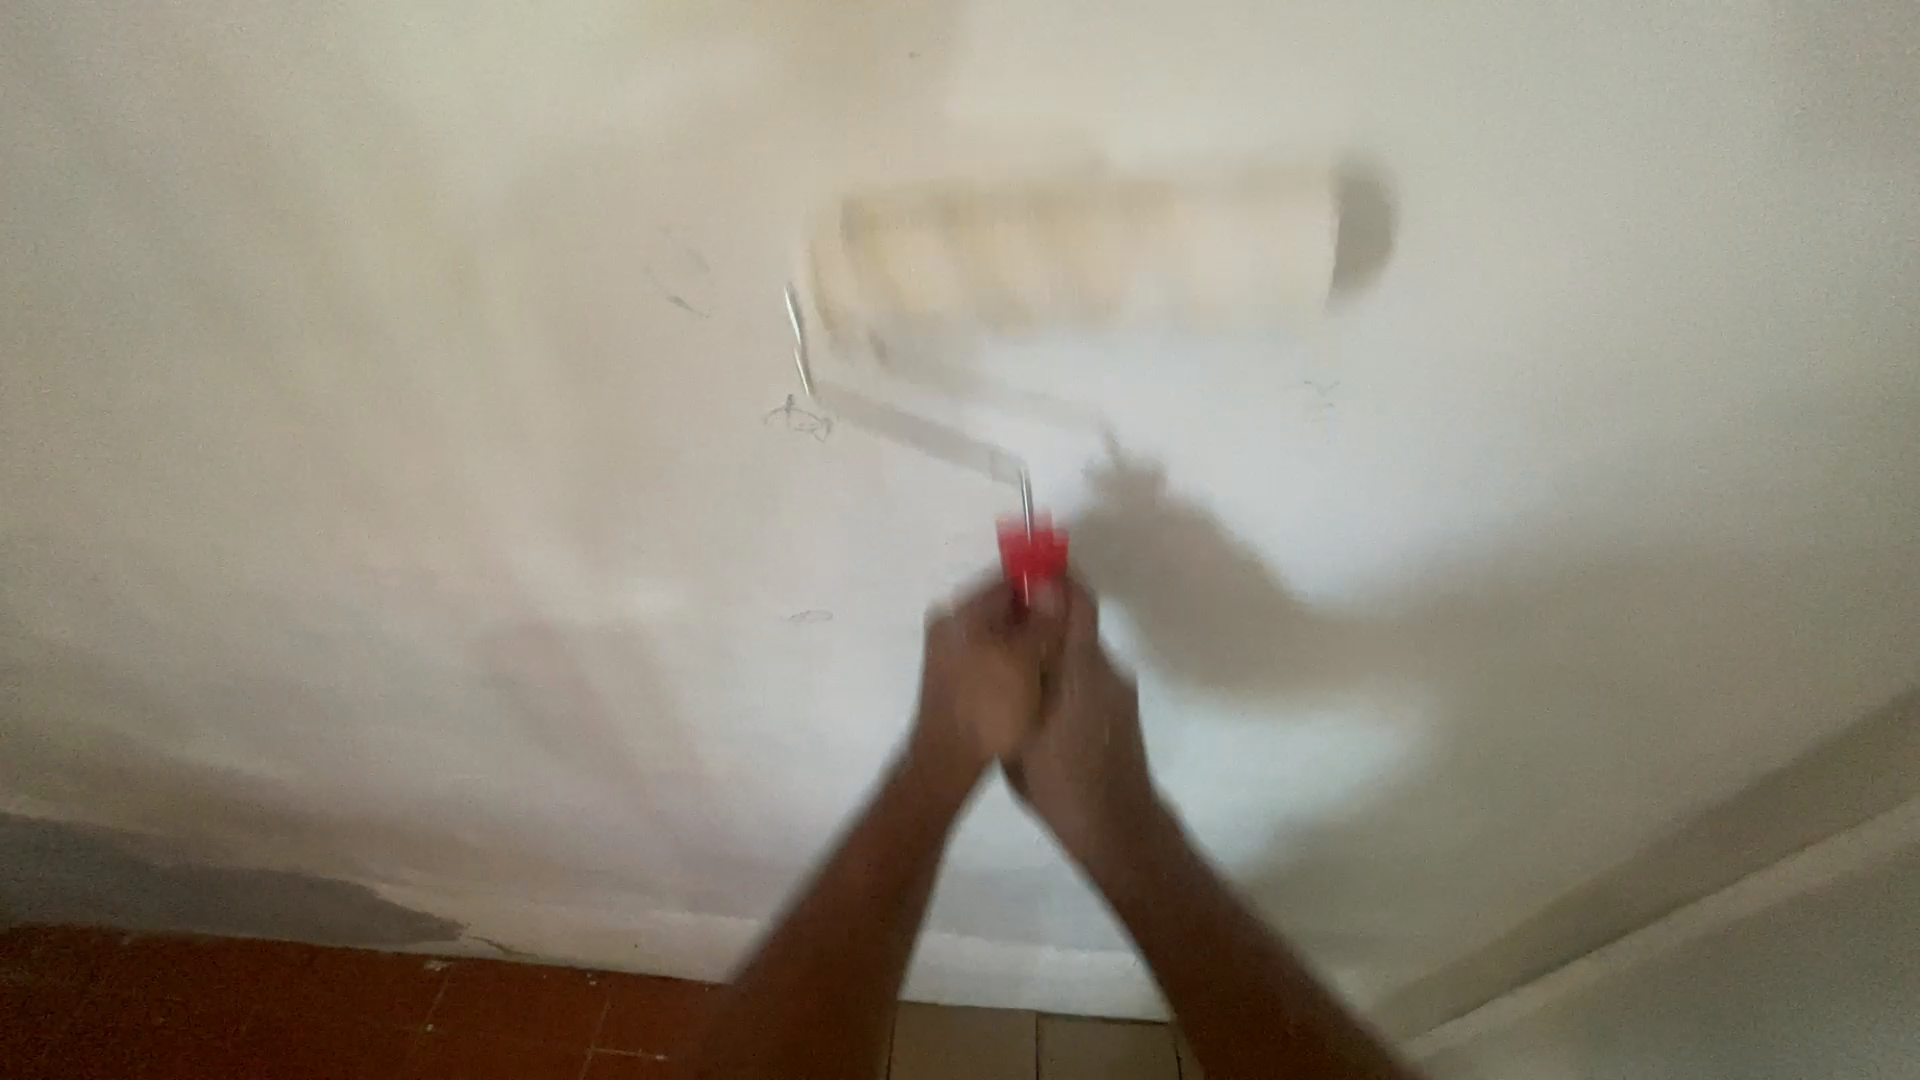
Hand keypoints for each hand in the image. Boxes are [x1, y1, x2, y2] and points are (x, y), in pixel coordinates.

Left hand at [909, 578, 1067, 785]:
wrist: (947, 760)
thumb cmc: (989, 707)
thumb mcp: (1026, 660)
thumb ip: (1043, 619)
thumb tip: (1053, 582)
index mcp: (962, 612)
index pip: (1008, 580)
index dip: (1041, 585)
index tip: (1070, 599)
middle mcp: (949, 622)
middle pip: (1001, 605)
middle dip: (1034, 615)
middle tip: (1067, 631)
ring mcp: (946, 650)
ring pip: (995, 631)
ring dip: (1024, 638)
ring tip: (1054, 654)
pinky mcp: (950, 674)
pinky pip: (986, 652)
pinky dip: (1009, 657)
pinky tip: (1032, 675)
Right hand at [1004, 579, 1159, 854]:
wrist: (1117, 828)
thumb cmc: (1060, 781)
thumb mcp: (1022, 731)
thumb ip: (1022, 677)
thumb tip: (1014, 638)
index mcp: (1081, 668)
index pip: (1077, 601)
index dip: (1056, 576)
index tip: (1027, 567)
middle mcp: (1105, 670)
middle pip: (1076, 624)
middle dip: (1044, 616)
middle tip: (1005, 625)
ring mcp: (1118, 690)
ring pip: (1080, 652)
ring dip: (1052, 648)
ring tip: (1015, 668)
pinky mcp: (1121, 709)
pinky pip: (1088, 675)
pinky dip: (1064, 673)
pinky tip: (1039, 700)